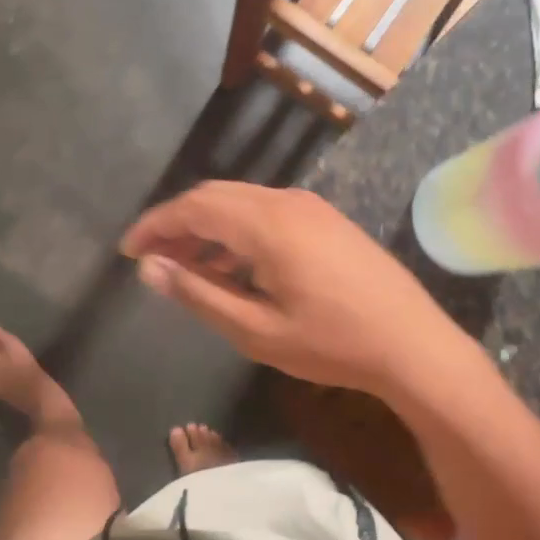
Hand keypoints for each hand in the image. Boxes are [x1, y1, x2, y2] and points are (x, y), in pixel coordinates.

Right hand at [121, 181, 481, 396]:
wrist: (412, 343)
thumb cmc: (331, 343)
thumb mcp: (256, 330)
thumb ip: (199, 294)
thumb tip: (150, 268)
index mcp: (267, 223)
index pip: (193, 207)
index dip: (154, 226)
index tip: (128, 252)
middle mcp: (287, 201)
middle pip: (215, 196)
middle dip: (177, 224)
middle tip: (152, 261)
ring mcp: (311, 207)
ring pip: (241, 202)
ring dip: (208, 228)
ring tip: (185, 268)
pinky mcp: (326, 219)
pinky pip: (266, 212)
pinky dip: (237, 231)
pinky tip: (232, 267)